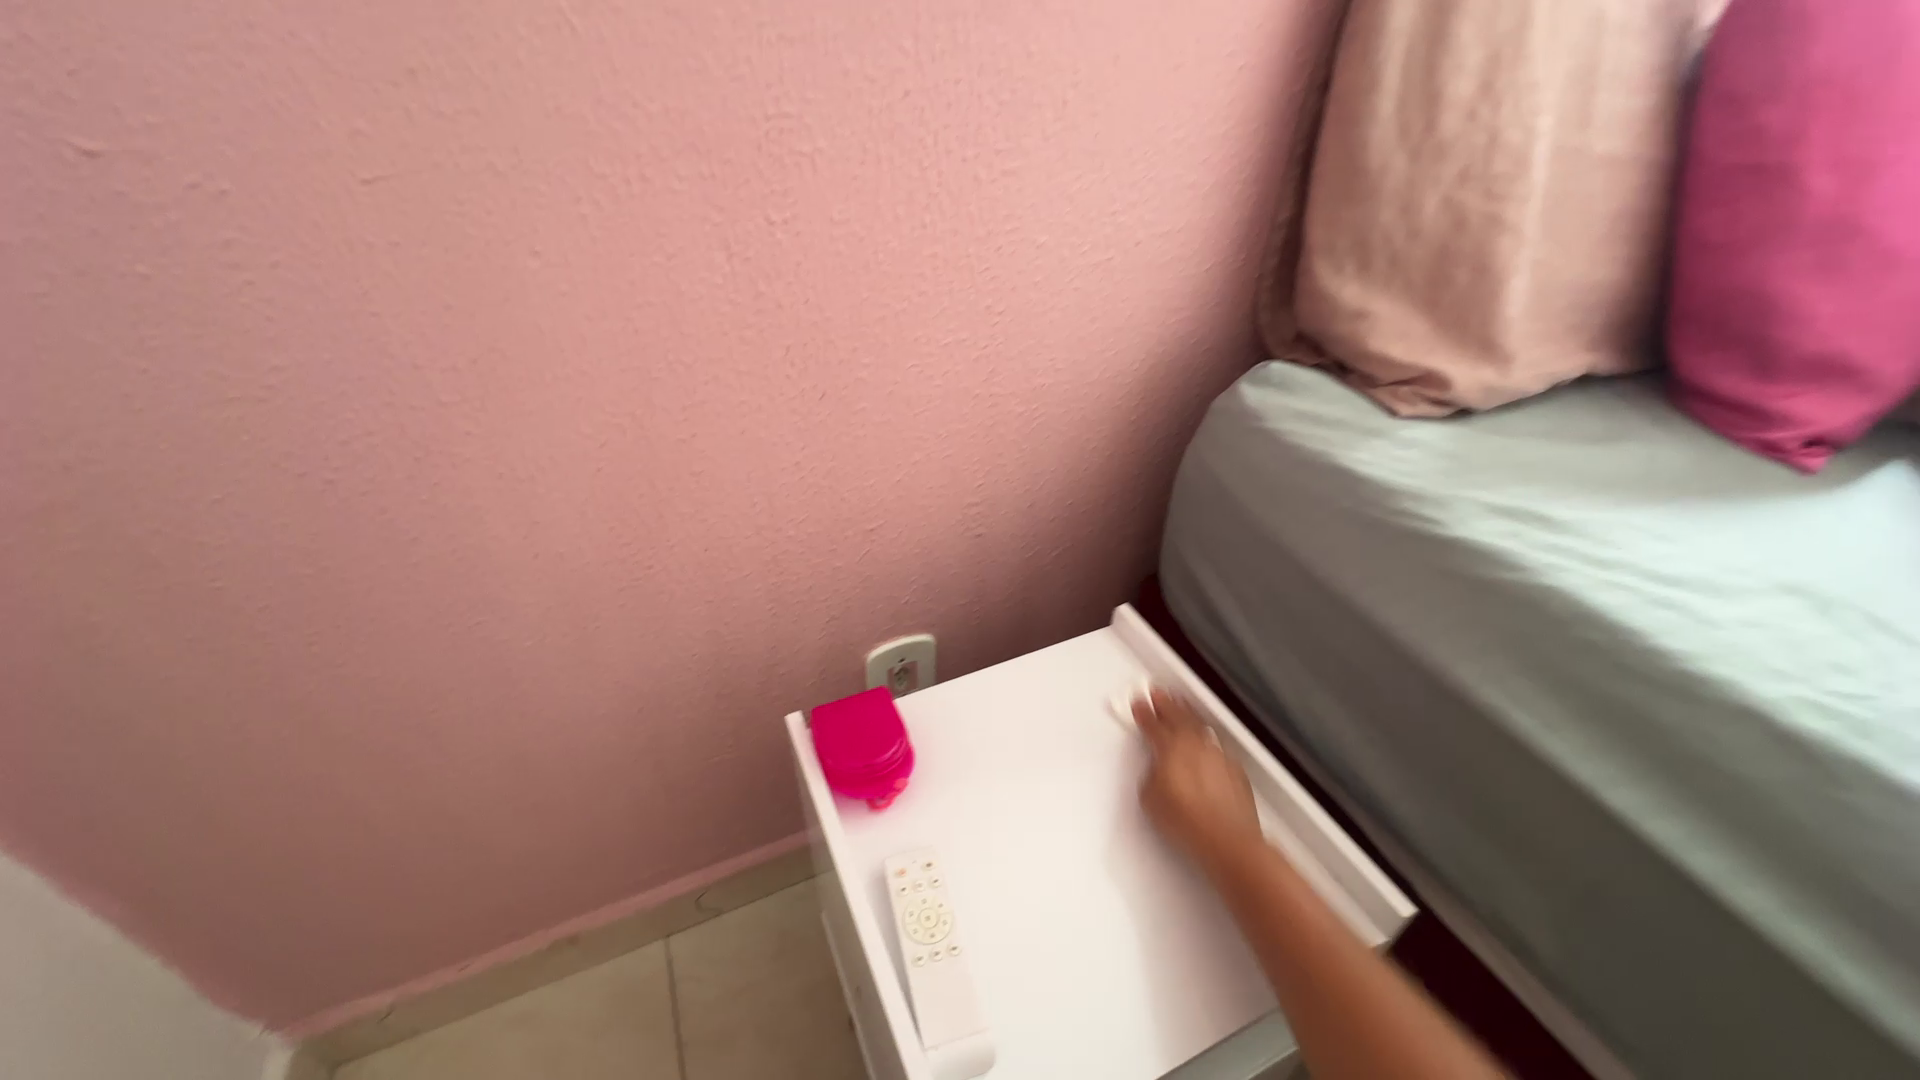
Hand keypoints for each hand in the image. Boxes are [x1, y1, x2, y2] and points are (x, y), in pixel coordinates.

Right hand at [1134, 688, 1265, 875]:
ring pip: (1198, 725)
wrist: (1228, 841)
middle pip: (1177, 716)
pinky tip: (1203, 738)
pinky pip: (1215, 743)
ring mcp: (1217, 754)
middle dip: (1165, 704)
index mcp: (1170, 748)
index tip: (1138, 705)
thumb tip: (1156, 772)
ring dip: (1186, 714)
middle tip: (1157, 694)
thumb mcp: (1150, 799)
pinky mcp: (1234, 769)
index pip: (1152, 724)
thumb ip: (1151, 775)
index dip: (1143, 713)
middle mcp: (1195, 745)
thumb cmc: (1188, 823)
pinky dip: (1205, 736)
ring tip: (1180, 706)